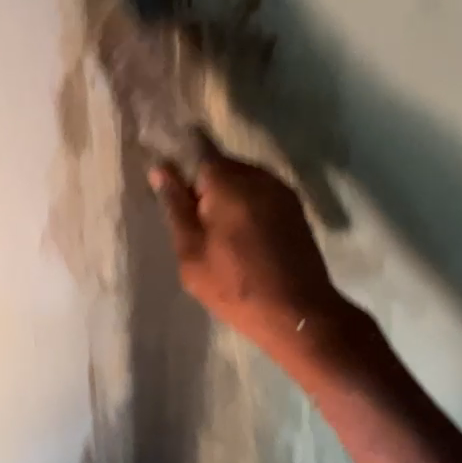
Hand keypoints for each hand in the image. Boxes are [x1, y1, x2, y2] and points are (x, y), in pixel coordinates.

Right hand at [148, 144, 352, 363]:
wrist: (300, 316)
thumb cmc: (236, 286)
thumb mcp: (191, 251)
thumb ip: (176, 205)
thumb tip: (161, 168)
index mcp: (228, 180)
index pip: (196, 147)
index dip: (180, 159)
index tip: (168, 179)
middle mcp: (257, 174)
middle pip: (220, 164)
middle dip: (203, 182)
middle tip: (192, 219)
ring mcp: (280, 189)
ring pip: (241, 178)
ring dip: (226, 194)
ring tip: (218, 232)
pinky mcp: (294, 207)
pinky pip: (260, 192)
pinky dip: (246, 204)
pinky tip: (242, 236)